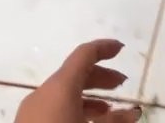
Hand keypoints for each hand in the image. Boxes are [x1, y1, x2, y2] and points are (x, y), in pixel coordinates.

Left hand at [15, 39, 140, 122]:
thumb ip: (115, 120)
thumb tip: (134, 112)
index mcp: (59, 86)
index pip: (84, 54)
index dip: (105, 48)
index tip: (121, 50)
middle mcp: (43, 93)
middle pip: (75, 73)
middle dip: (101, 77)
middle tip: (121, 85)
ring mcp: (30, 112)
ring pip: (64, 94)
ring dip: (89, 97)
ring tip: (108, 111)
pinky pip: (53, 109)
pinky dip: (73, 109)